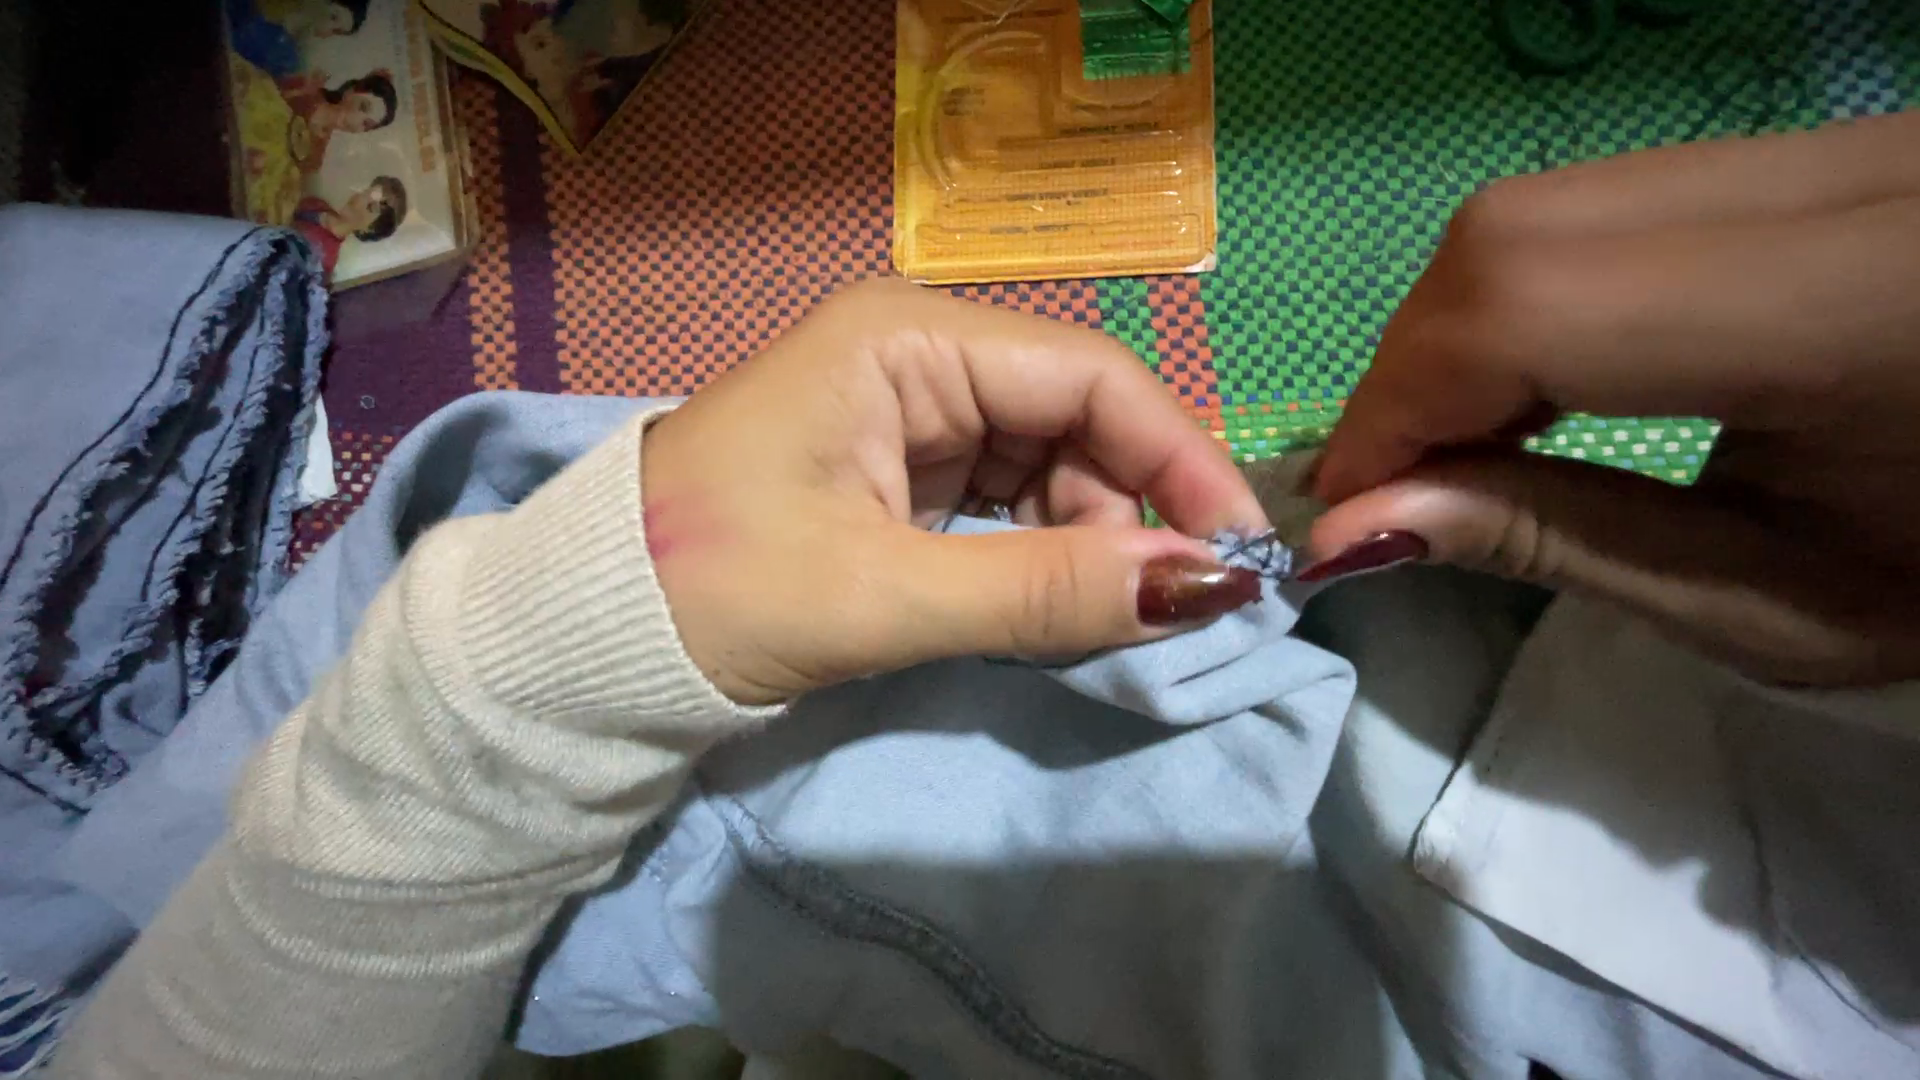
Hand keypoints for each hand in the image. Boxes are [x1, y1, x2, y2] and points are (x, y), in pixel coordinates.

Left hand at [641, 279, 1269, 704]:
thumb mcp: (883, 594)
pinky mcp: (900, 467)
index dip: (1178, 457)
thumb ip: (1040, 591)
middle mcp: (917, 355)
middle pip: (1074, 418)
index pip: (1087, 376)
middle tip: (1160, 603)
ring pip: (1047, 462)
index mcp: (905, 340)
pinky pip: (1003, 497)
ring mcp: (909, 412)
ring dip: (1084, 538)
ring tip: (1083, 612)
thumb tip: (1201, 588)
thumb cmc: (715, 591)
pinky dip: (1037, 550)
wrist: (593, 632)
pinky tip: (1040, 598)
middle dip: (1128, 508)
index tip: (1238, 549)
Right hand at [1307, 111, 1919, 685]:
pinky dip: (1493, 309)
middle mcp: (1851, 186)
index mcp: (1866, 309)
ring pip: (1528, 215)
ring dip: (1439, 340)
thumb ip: (1546, 544)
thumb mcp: (1764, 603)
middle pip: (1509, 237)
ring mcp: (1823, 154)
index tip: (1345, 500)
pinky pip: (1572, 216)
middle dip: (1405, 370)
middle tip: (1389, 474)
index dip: (1397, 403)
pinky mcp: (1788, 165)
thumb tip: (1349, 529)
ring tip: (1446, 439)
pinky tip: (1509, 386)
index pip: (1528, 311)